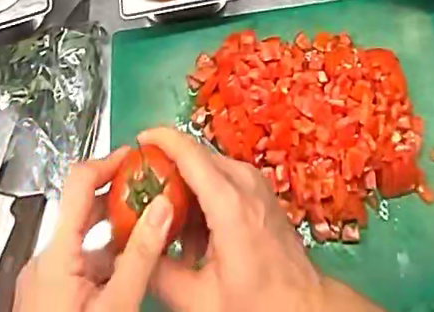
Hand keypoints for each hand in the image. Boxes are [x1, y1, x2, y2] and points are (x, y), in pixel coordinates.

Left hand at [15, 146, 176, 311]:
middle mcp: (43, 259)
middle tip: (150, 195)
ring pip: (80, 241)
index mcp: (56, 252)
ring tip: (146, 236)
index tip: (136, 157)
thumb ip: (141, 254)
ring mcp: (41, 280)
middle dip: (117, 201)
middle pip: (80, 210)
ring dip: (112, 234)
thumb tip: (164, 206)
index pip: (78, 181)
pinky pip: (75, 265)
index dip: (107, 162)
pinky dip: (100, 260)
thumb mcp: (118, 306)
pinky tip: (125, 274)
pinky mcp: (44, 299)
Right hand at [139, 128, 382, 311]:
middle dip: (167, 168)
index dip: (160, 138)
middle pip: (195, 156)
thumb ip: (159, 273)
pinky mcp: (259, 187)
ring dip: (187, 185)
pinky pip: (222, 175)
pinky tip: (198, 231)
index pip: (189, 151)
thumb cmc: (258, 304)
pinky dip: (204, 193)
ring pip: (208, 166)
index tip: (139, 140)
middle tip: (143, 191)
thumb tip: (128, 253)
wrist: (306, 308)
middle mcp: (244, 180)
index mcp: (229, 201)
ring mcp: (254, 181)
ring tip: (173, 226)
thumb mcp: (200, 299)